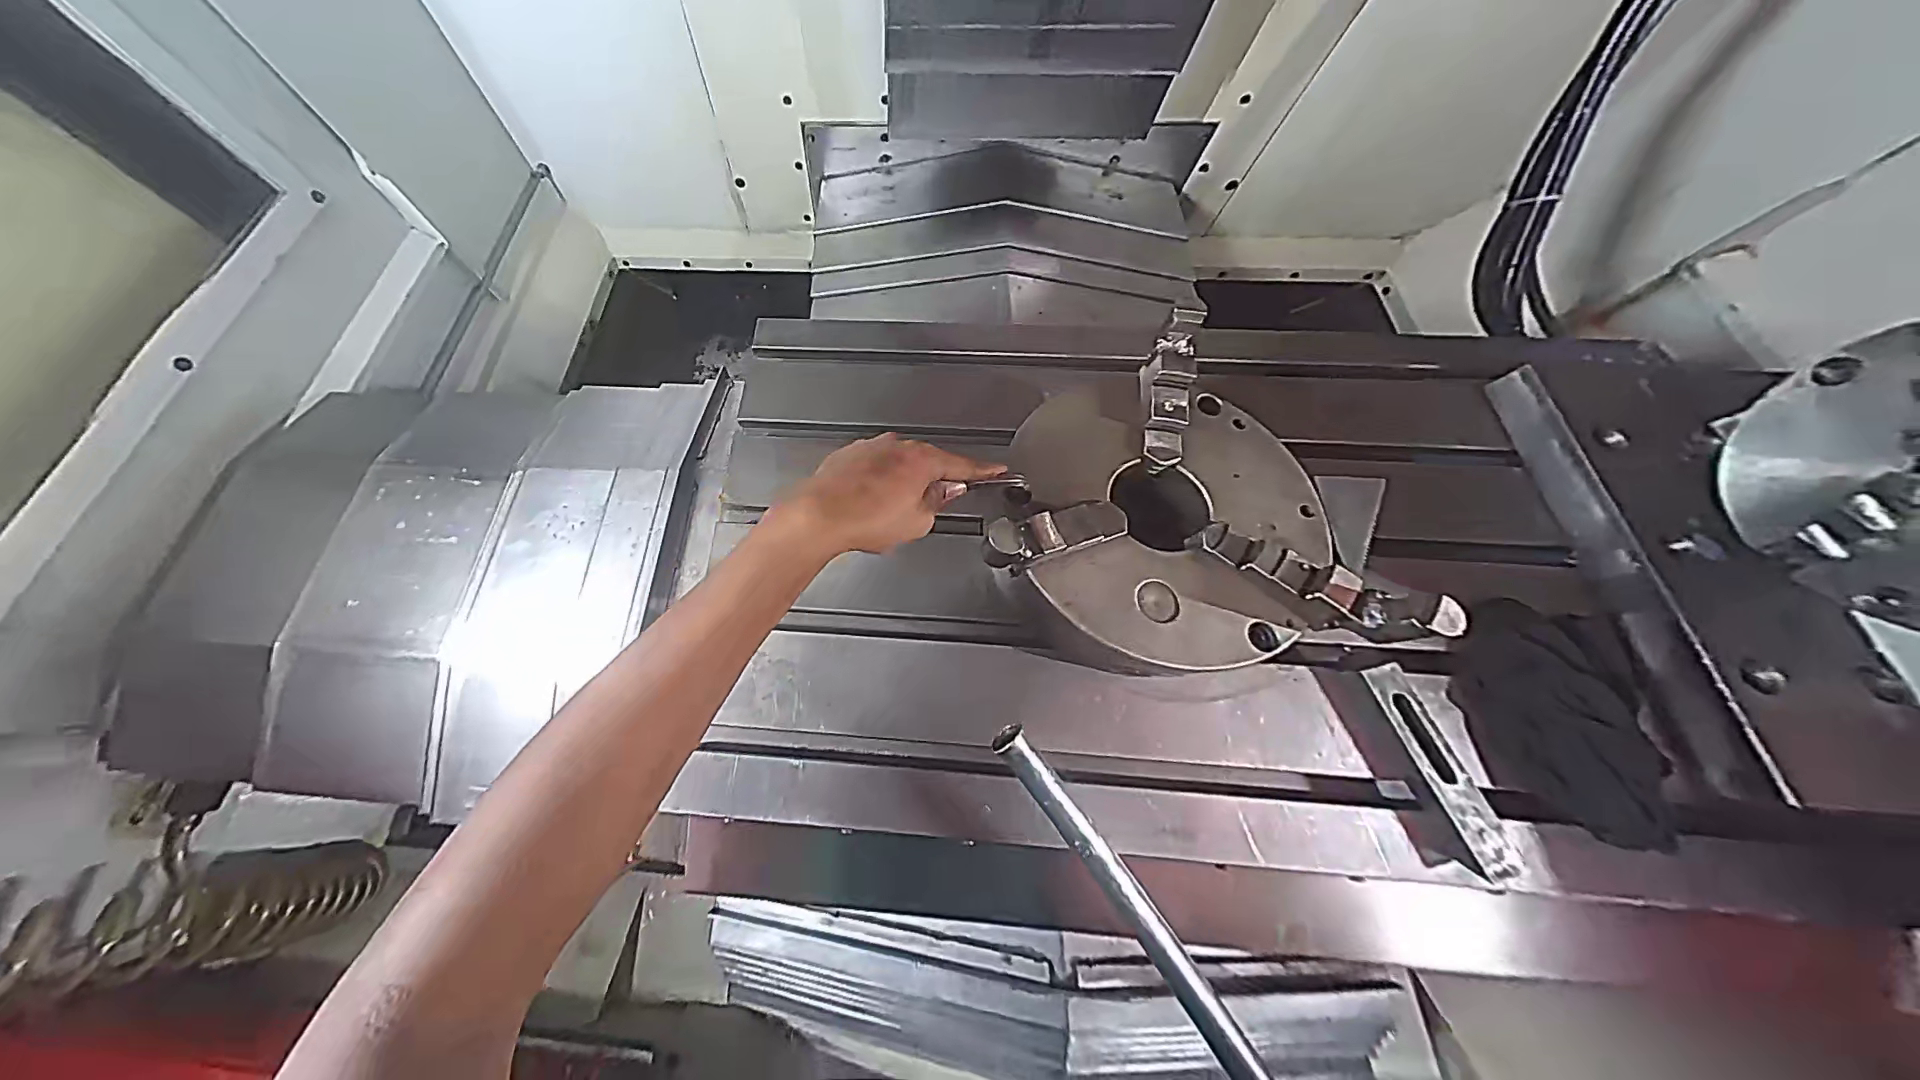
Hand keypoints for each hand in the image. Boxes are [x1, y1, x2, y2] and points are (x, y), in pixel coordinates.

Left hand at [768, 433, 1005, 556]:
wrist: (817, 516)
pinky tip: (871, 505)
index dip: (983, 470)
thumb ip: (937, 503)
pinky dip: (878, 484)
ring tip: (890, 514)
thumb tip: (943, 493)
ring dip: (901, 485)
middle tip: (932, 506)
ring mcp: (871, 448)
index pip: (962, 465)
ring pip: (899, 465)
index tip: (995, 470)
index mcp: (921, 459)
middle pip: (928, 463)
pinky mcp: (849, 457)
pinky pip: (874, 469)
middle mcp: (897, 447)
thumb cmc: (862, 518)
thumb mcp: (917, 522)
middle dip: (933, 482)